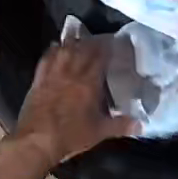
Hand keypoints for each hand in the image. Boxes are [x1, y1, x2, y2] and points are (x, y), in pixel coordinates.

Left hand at [4, 33, 137, 172]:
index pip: (100, 57)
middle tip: (98, 38)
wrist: (37, 141)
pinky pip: (46, 59)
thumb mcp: (99, 133)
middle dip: (92, 42)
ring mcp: (54, 74)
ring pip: (65, 50)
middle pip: (83, 49)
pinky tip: (54, 46)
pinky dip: (51, 50)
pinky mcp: (39, 80)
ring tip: (79, 37)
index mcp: (89, 82)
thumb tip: (141, 125)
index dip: (108, 47)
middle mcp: (72, 73)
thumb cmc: (70, 136)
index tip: (114, 42)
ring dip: (73, 42)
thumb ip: (120, 126)